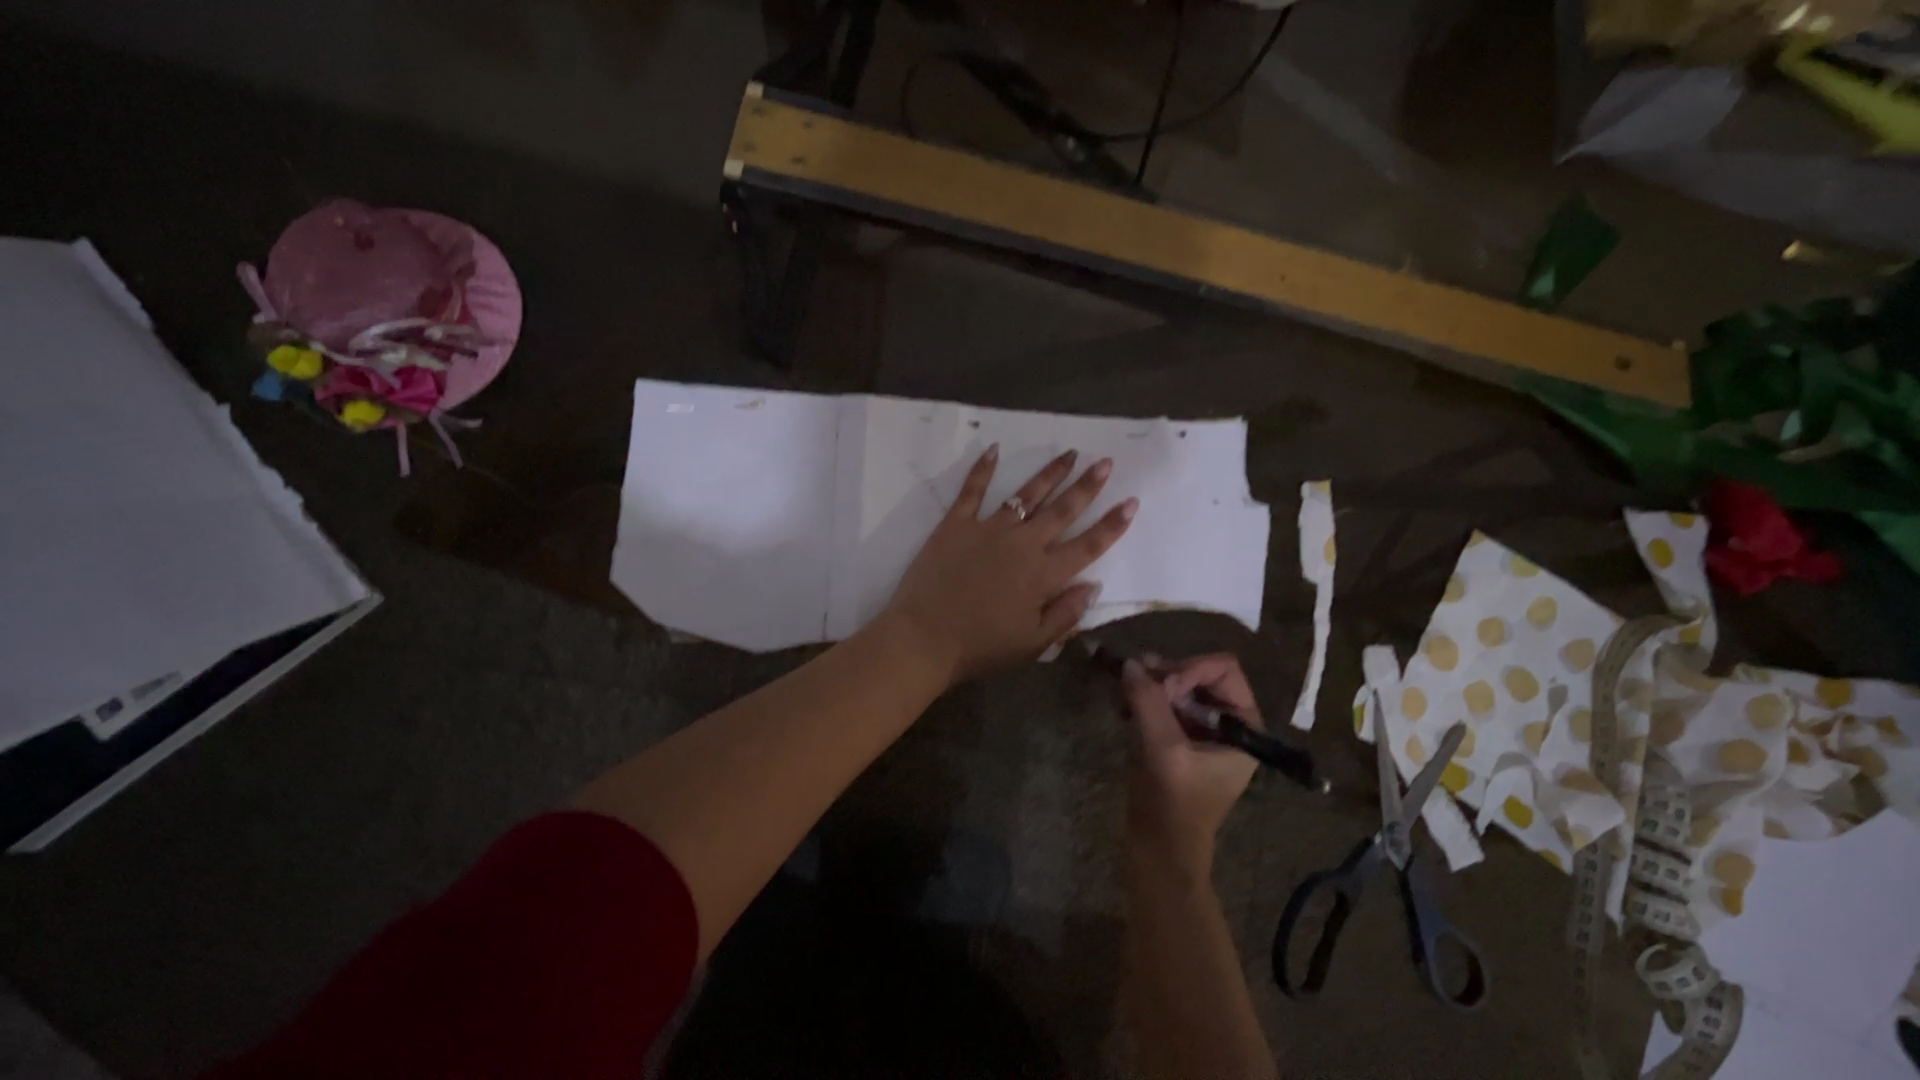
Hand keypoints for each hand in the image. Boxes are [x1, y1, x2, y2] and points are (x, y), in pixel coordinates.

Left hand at [882, 446, 1136, 684]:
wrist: (925, 638)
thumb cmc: (981, 647)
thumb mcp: (1033, 643)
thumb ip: (1066, 614)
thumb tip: (1093, 586)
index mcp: (1044, 575)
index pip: (1088, 546)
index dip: (1112, 525)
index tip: (1131, 502)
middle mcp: (1023, 544)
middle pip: (1062, 510)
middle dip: (1087, 486)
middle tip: (1106, 463)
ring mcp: (989, 529)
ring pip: (1026, 494)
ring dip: (1050, 473)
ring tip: (1070, 454)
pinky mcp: (956, 524)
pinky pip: (973, 490)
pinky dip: (984, 468)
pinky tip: (994, 449)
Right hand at [1123, 654, 1262, 869]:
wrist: (1160, 853)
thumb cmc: (1173, 805)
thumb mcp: (1163, 750)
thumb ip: (1149, 702)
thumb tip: (1130, 663)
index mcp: (1244, 728)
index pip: (1224, 671)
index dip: (1190, 669)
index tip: (1161, 687)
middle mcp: (1229, 725)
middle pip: (1201, 674)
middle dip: (1167, 674)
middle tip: (1133, 677)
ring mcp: (1203, 733)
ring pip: (1180, 688)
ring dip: (1152, 685)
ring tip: (1123, 691)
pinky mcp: (1178, 741)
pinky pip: (1165, 706)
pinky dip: (1145, 700)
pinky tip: (1123, 707)